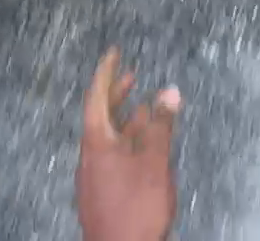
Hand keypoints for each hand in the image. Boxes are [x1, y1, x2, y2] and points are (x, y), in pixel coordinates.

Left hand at [76, 49, 180, 240]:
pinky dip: (128, 141)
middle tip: (131, 74)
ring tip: (144, 106)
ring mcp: (94, 179)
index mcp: (96, 145)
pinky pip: (113, 155)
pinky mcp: (103, 195)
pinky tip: (145, 145)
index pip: (97, 99)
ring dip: (126, 119)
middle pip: (100, 118)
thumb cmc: (136, 206)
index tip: (113, 53)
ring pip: (109, 139)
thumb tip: (168, 91)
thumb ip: (161, 126)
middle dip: (115, 94)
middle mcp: (90, 159)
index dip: (106, 74)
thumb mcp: (154, 162)